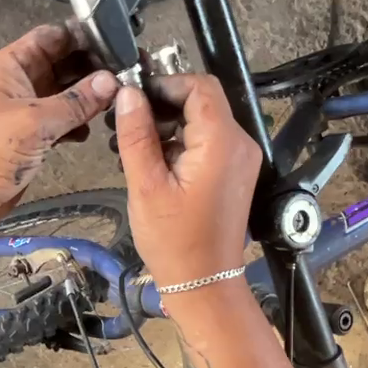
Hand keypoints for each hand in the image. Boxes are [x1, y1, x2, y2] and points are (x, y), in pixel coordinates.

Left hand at [0, 24, 118, 215]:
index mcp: (12, 65)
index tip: (116, 44)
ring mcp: (27, 108)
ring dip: (87, 98)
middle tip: (126, 76)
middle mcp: (20, 80)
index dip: (82, 37)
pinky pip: (61, 119)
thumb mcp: (34, 122)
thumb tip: (111, 82)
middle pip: (63, 63)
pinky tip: (92, 130)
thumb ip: (74, 101)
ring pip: (65, 93)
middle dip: (92, 69)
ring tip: (116, 104)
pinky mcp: (33, 133)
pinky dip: (76, 123)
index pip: (52, 37)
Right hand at [115, 75, 262, 287]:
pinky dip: (180, 144)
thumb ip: (136, 135)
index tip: (133, 99)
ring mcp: (240, 159)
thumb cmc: (173, 240)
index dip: (165, 84)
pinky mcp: (233, 174)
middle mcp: (239, 143)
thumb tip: (128, 94)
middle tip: (127, 126)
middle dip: (163, 106)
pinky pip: (207, 143)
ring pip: (203, 122)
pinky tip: (153, 164)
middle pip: (202, 102)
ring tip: (134, 149)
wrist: (203, 282)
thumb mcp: (145, 185)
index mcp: (221, 142)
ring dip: (168, 127)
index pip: (199, 86)